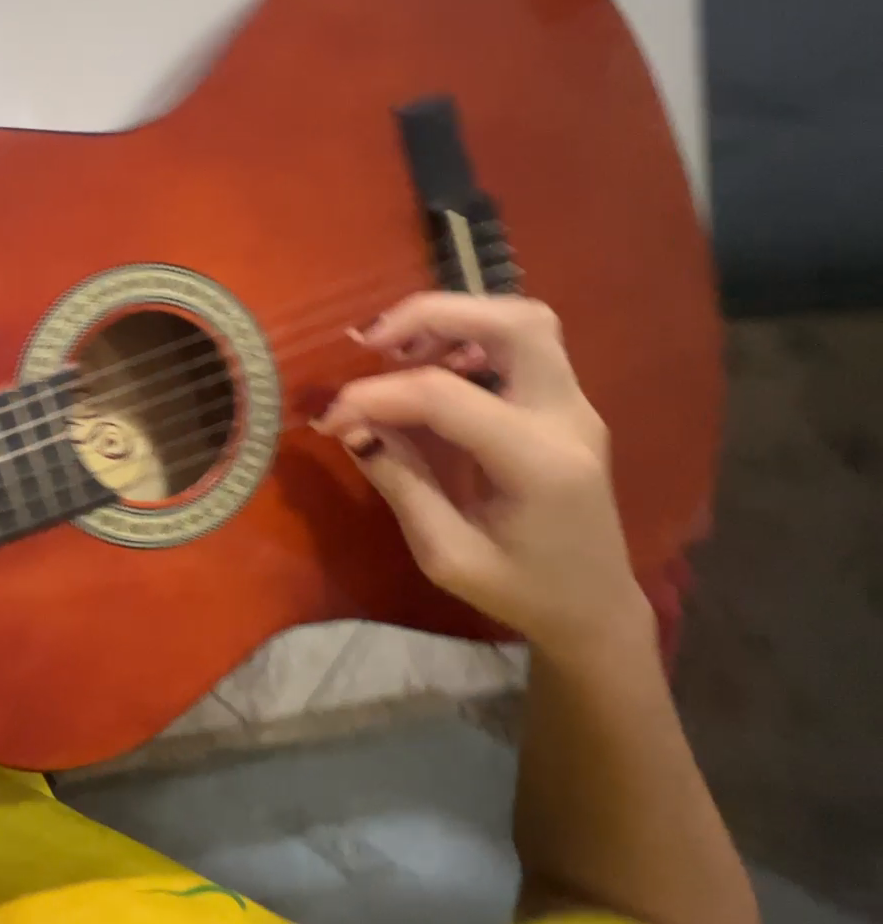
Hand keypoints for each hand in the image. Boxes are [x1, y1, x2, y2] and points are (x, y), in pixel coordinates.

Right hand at [314, 293, 654, 656]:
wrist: (594, 608)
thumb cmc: (520, 591)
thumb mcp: (445, 554)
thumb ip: (399, 482)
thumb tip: (349, 427)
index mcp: (539, 464)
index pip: (445, 397)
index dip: (374, 397)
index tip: (328, 419)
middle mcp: (568, 419)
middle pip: (514, 323)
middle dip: (434, 315)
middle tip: (371, 340)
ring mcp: (574, 406)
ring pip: (525, 321)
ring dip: (455, 319)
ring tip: (396, 348)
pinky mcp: (562, 406)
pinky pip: (522, 346)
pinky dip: (469, 337)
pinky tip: (428, 364)